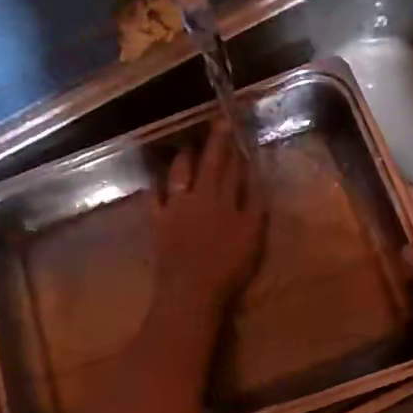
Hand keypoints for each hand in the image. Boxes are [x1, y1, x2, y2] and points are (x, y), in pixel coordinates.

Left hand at [150, 120, 264, 320]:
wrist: (189, 289)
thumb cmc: (227, 267)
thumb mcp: (252, 238)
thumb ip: (256, 208)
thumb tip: (258, 182)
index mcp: (224, 199)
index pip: (233, 167)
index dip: (235, 146)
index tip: (237, 126)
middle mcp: (199, 196)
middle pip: (208, 164)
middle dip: (214, 142)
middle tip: (217, 122)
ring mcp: (175, 208)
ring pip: (179, 173)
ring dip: (185, 157)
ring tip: (187, 146)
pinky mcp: (157, 222)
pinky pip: (154, 197)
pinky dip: (156, 185)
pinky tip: (156, 179)